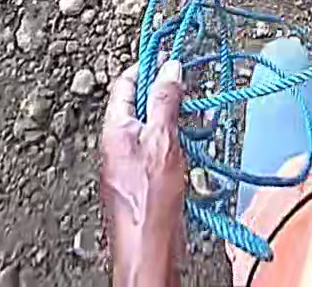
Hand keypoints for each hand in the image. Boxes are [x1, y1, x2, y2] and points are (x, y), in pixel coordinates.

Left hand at [100, 60, 187, 286]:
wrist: (149, 253)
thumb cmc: (150, 200)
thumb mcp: (162, 139)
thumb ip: (165, 100)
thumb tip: (170, 67)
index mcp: (116, 128)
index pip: (126, 83)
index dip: (148, 66)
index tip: (171, 58)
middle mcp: (119, 141)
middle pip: (141, 101)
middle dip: (165, 88)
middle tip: (189, 80)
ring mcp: (131, 159)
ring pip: (153, 122)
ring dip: (174, 111)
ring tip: (196, 105)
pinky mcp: (145, 175)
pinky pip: (159, 142)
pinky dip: (176, 133)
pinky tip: (193, 134)